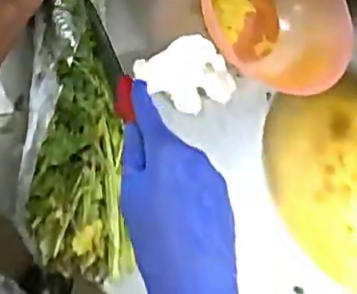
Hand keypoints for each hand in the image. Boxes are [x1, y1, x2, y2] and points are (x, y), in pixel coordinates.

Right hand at [122, 81, 237, 293]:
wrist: (197, 285)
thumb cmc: (155, 237)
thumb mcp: (130, 193)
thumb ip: (133, 154)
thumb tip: (135, 128)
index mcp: (166, 150)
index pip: (150, 114)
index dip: (139, 98)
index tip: (134, 82)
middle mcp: (193, 155)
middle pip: (168, 143)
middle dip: (155, 153)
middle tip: (142, 183)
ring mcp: (213, 176)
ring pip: (184, 163)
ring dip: (173, 173)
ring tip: (163, 209)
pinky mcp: (225, 198)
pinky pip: (199, 182)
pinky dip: (188, 190)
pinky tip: (182, 218)